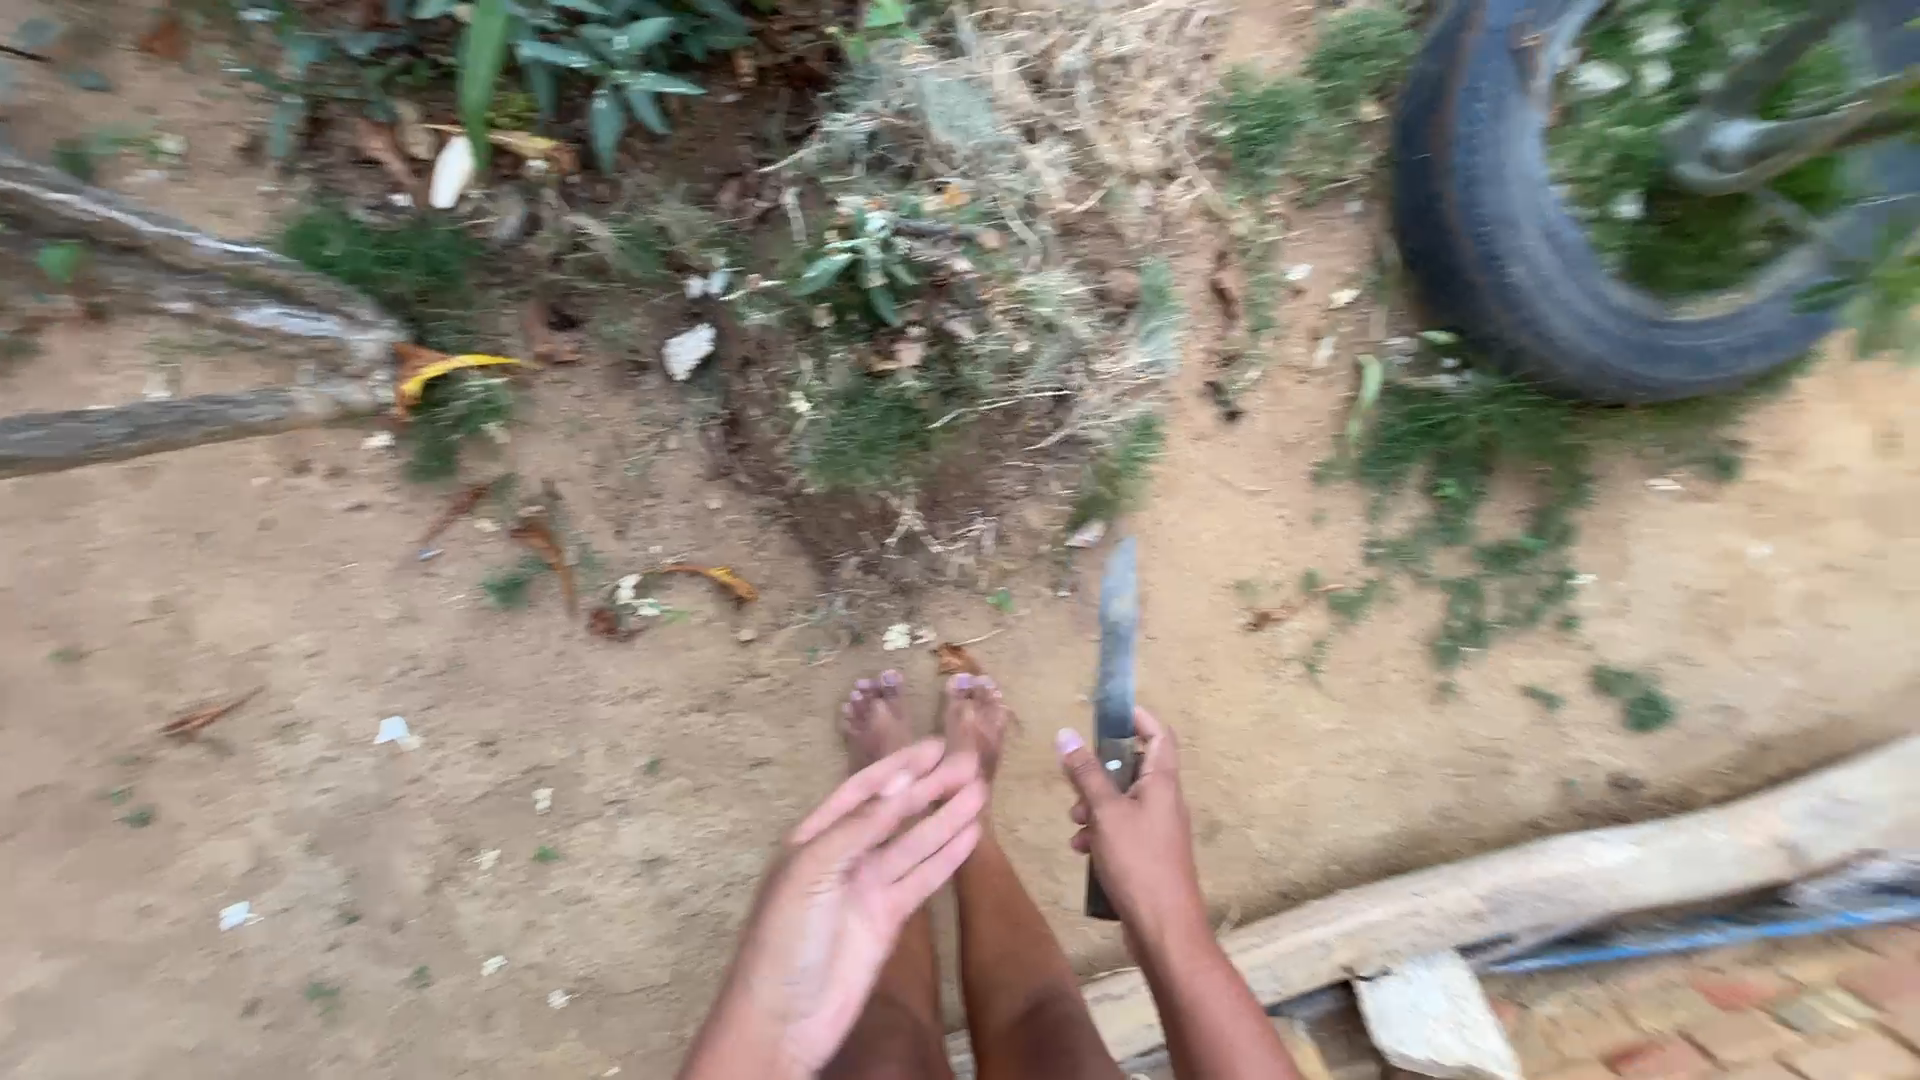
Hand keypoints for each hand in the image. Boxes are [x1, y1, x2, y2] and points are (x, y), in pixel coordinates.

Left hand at [690, 740, 985, 1078]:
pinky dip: (946, 857)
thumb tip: (900, 783)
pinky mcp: (888, 918)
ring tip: (979, 792)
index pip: (863, 790)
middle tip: (968, 764)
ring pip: (914, 842)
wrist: (781, 1023)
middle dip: (930, 787)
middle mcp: (845, 855)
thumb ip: (857, 827)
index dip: (898, 767)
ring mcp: (868, 887)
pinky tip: (971, 836)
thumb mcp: (812, 872)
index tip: (935, 747)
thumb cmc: (784, 939)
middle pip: (895, 813)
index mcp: (816, 837)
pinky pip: (922, 879)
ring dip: (946, 817)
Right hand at [1056, 709, 1206, 941]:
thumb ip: (1086, 773)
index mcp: (1162, 783)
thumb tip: (1066, 734)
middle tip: (1074, 775)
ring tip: (1074, 820)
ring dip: (1095, 804)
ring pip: (1122, 800)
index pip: (1159, 735)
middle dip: (1099, 770)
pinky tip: (1081, 848)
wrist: (1165, 930)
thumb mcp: (1105, 812)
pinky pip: (1122, 828)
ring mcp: (1158, 829)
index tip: (1108, 714)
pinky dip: (1101, 830)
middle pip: (1133, 767)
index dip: (1138, 719)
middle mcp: (1164, 800)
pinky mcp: (1149, 853)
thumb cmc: (1139, 861)